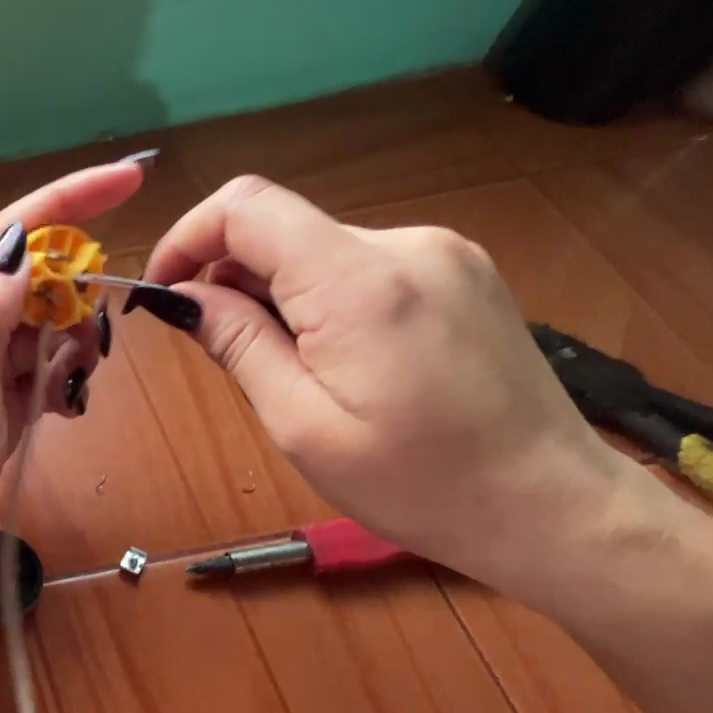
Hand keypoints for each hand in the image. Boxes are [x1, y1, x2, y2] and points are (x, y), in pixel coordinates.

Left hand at [0, 162, 143, 583]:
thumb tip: (19, 250)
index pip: (10, 235)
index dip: (67, 198)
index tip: (129, 178)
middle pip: (36, 272)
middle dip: (77, 290)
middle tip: (89, 343)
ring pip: (46, 318)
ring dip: (74, 338)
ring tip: (72, 382)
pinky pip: (44, 360)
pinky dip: (64, 372)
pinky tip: (61, 404)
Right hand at [146, 176, 641, 587]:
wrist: (550, 506)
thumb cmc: (414, 481)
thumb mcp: (298, 421)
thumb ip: (236, 341)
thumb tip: (180, 293)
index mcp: (360, 282)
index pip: (247, 206)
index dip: (188, 236)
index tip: (162, 290)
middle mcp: (405, 244)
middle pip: (280, 228)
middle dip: (229, 277)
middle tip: (221, 350)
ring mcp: (440, 253)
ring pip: (315, 248)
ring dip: (274, 292)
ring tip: (286, 367)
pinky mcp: (458, 271)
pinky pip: (357, 264)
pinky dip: (318, 296)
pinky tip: (334, 357)